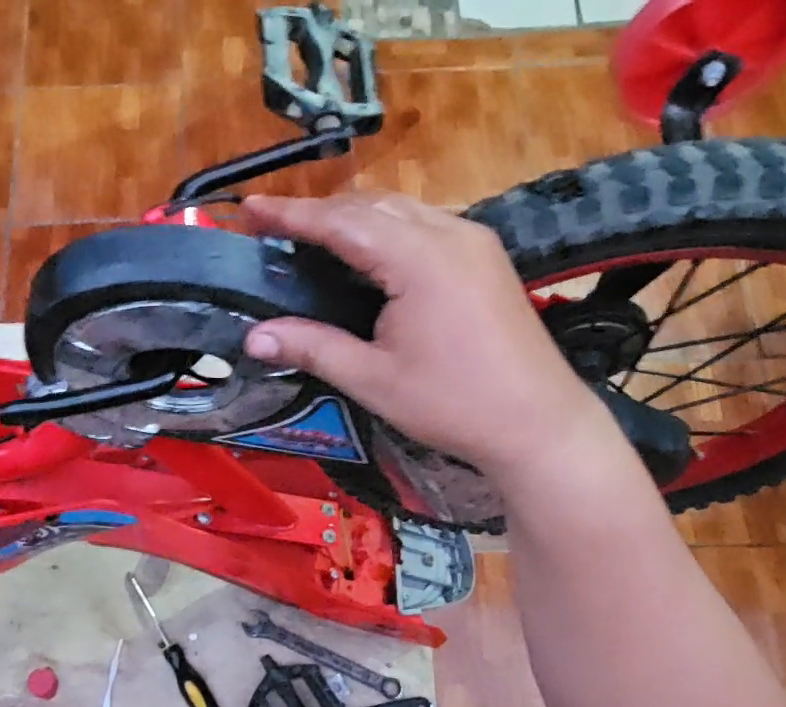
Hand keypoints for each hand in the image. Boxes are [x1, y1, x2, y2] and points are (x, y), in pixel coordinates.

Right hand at [240, 192, 608, 478]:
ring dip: (354, 218)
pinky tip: (368, 256)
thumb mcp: (372, 379)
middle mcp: (449, 233)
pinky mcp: (486, 257)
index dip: (291, 213)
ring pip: (401, 210)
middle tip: (276, 229)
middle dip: (320, 212)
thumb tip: (253, 338)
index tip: (249, 209)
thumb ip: (312, 348)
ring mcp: (473, 241)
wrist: (536, 422)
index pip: (342, 221)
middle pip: (371, 205)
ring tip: (313, 238)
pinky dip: (386, 230)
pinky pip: (425, 225)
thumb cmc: (451, 403)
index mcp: (419, 258)